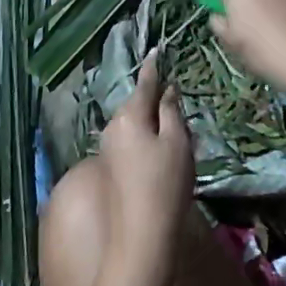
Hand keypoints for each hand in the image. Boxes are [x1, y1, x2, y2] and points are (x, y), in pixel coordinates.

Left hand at [100, 48, 192, 285]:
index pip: (144, 84)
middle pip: (136, 103)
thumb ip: (171, 112)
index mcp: (128, 115)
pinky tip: (159, 148)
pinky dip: (145, 137)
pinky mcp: (111, 166)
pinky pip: (130, 140)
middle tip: (177, 96)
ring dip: (150, 120)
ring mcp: (108, 147)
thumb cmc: (165, 184)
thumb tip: (167, 90)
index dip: (153, 68)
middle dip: (154, 98)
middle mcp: (112, 126)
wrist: (142, 234)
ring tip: (174, 125)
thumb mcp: (177, 143)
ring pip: (133, 123)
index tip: (157, 51)